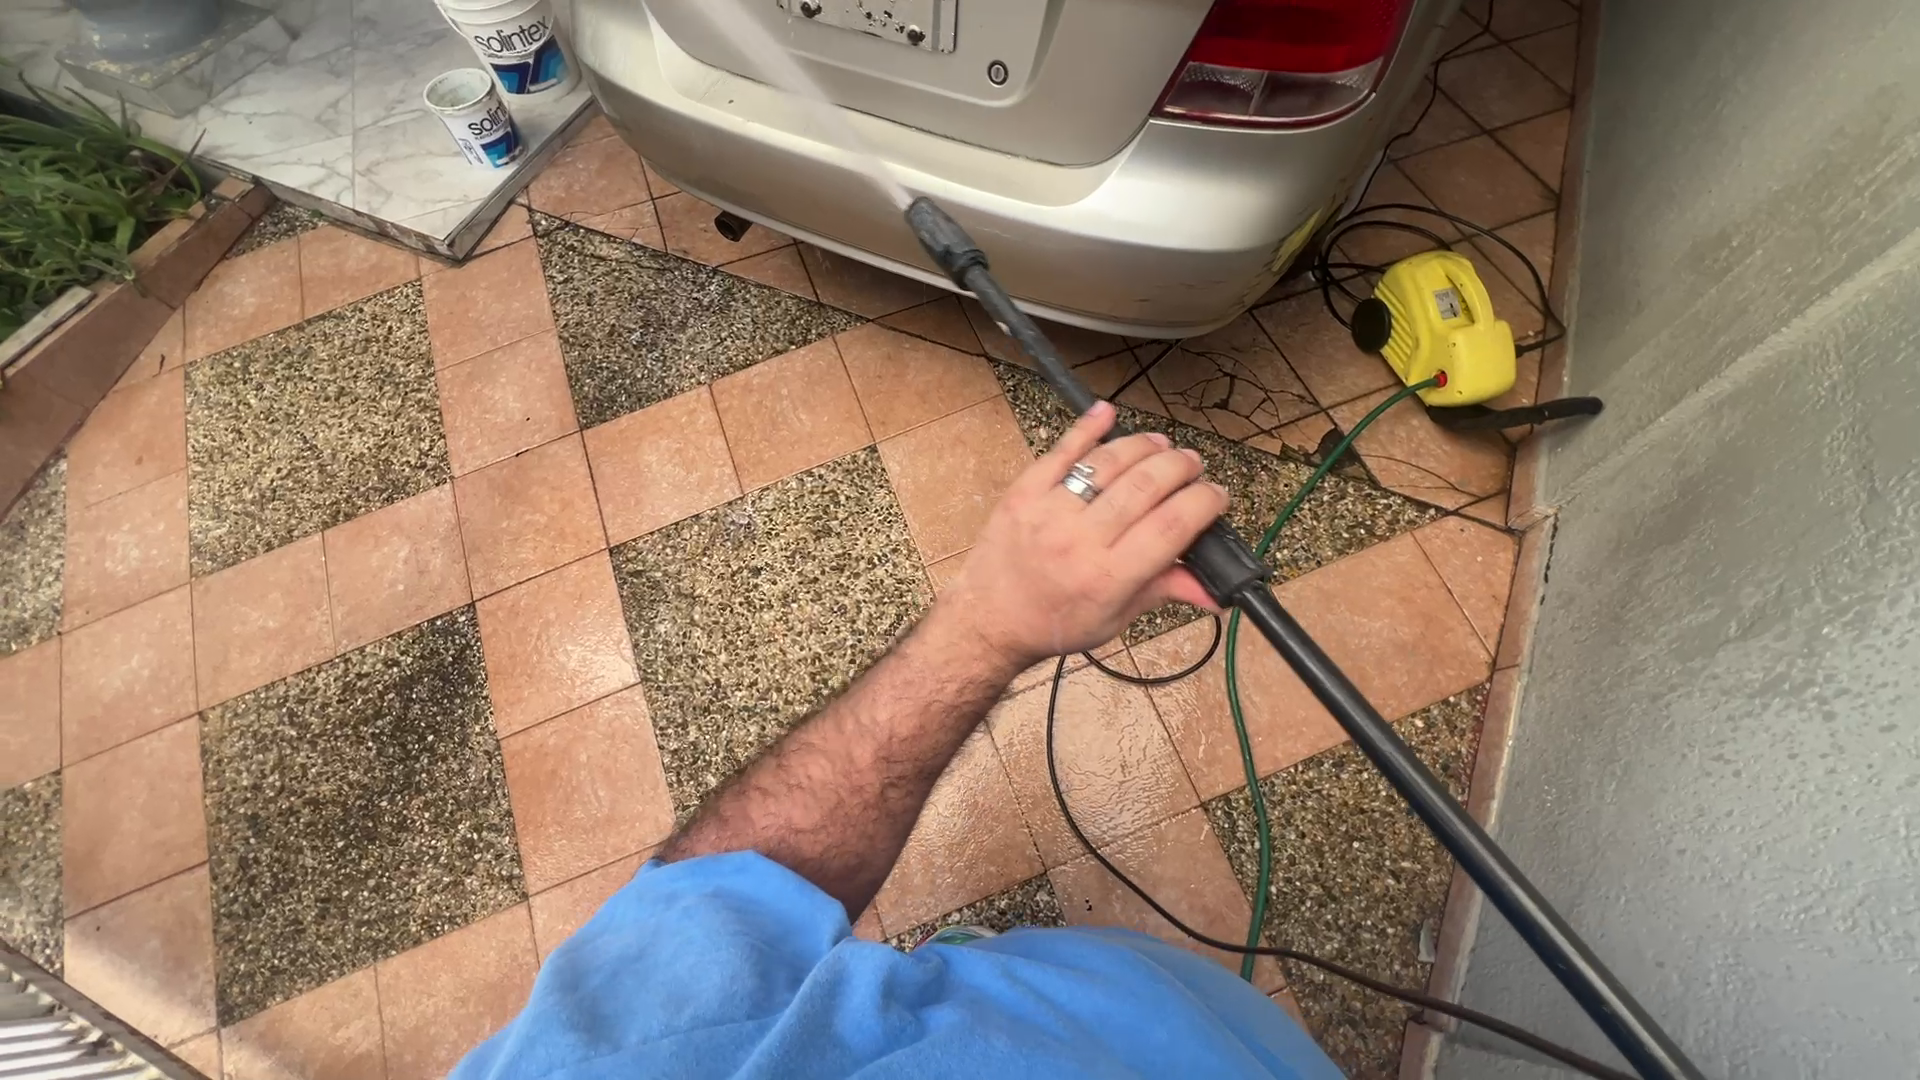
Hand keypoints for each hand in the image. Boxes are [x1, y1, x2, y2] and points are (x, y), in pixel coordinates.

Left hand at [932, 401, 1227, 672]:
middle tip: (1192, 465)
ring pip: (1108, 463)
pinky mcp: (1024, 493)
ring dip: (1143, 447)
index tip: (1216, 495)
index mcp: (1108, 577)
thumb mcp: (1115, 618)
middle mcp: (1079, 540)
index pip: (1173, 526)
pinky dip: (1086, 428)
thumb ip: (1165, 591)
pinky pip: (1060, 451)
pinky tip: (1107, 412)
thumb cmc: (1054, 622)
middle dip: (1181, 467)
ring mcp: (1048, 512)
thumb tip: (1217, 590)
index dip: (1204, 503)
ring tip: (1161, 445)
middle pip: (1145, 486)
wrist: (990, 618)